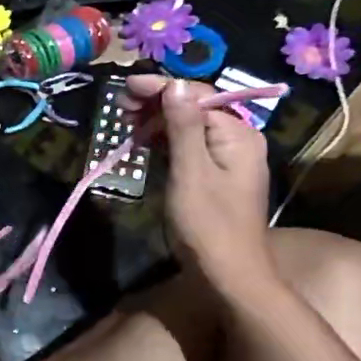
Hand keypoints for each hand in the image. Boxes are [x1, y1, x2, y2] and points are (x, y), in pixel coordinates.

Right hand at [124, 75, 276, 290]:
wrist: (228, 275)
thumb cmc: (208, 225)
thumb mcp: (190, 172)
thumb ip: (183, 127)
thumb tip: (174, 84)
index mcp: (238, 134)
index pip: (197, 95)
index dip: (161, 88)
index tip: (126, 88)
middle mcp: (238, 139)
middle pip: (194, 107)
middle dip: (158, 103)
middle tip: (122, 107)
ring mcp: (229, 158)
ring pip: (190, 126)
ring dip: (158, 121)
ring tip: (127, 122)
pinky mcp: (217, 175)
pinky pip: (190, 146)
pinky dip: (166, 141)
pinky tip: (145, 143)